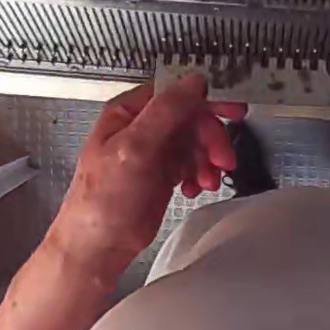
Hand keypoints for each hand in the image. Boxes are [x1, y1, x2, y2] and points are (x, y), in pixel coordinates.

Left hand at [47, 75, 243, 280]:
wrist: (98, 247)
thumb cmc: (101, 202)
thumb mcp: (134, 149)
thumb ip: (165, 113)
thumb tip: (192, 83)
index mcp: (128, 113)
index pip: (175, 93)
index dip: (206, 100)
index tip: (232, 110)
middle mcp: (141, 128)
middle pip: (191, 119)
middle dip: (211, 138)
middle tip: (223, 157)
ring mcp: (153, 151)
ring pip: (195, 142)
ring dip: (208, 160)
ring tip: (208, 180)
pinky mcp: (163, 173)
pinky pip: (192, 164)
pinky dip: (200, 174)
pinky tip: (195, 188)